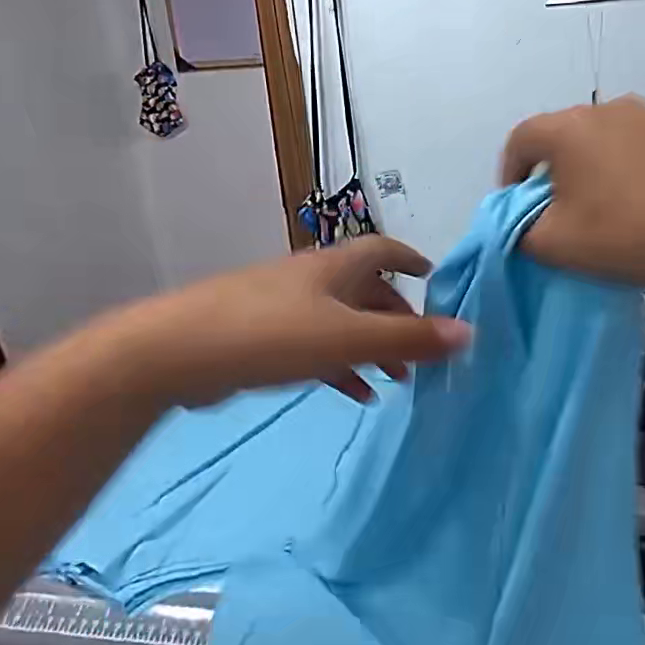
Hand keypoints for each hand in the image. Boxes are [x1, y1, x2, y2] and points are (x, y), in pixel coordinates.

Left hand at [100, 237, 471, 406]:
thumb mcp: (346, 337)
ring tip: (396, 380)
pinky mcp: (261, 338)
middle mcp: (311, 281)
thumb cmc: (269, 334)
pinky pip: (314, 349)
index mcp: (334, 268)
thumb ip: (406, 338)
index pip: (383, 250)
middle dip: (397, 318)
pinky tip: (354, 395)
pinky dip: (339, 367)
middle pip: (366, 291)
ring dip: (371, 348)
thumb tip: (467, 332)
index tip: (434, 278)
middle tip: (421, 352)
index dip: (411, 259)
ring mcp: (283, 308)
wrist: (177, 352)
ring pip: (341, 323)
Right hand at [500, 97, 644, 291]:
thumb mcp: (552, 244)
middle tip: (550, 214)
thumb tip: (520, 221)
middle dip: (545, 174)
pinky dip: (613, 171)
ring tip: (590, 212)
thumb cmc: (624, 235)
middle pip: (556, 138)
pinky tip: (626, 205)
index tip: (516, 211)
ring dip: (581, 172)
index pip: (518, 141)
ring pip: (593, 142)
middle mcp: (604, 108)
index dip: (508, 176)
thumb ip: (517, 230)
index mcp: (566, 127)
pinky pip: (625, 147)